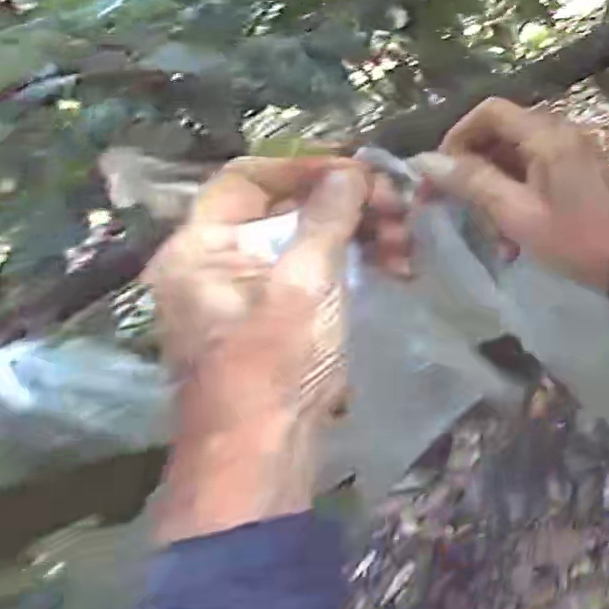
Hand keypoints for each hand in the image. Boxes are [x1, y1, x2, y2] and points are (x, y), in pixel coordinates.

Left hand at [143, 157, 406, 540]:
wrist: (266, 440)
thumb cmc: (276, 361)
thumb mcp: (305, 285)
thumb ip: (326, 221)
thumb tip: (353, 169)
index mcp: (202, 248)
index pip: (248, 178)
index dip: (308, 167)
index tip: (365, 175)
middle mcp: (223, 257)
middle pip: (293, 203)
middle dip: (354, 203)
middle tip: (402, 213)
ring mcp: (258, 280)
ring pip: (319, 230)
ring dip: (368, 230)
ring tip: (406, 250)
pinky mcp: (289, 301)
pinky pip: (328, 258)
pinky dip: (364, 255)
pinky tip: (399, 267)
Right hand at [409, 98, 608, 290]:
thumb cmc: (574, 238)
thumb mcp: (516, 212)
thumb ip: (472, 181)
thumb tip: (426, 160)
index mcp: (550, 137)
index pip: (491, 111)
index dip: (457, 136)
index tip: (440, 172)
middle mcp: (567, 134)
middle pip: (504, 134)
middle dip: (475, 170)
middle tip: (454, 207)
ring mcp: (579, 152)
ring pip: (520, 158)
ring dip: (497, 191)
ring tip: (492, 235)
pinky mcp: (585, 171)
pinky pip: (541, 172)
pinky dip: (521, 197)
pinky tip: (513, 238)